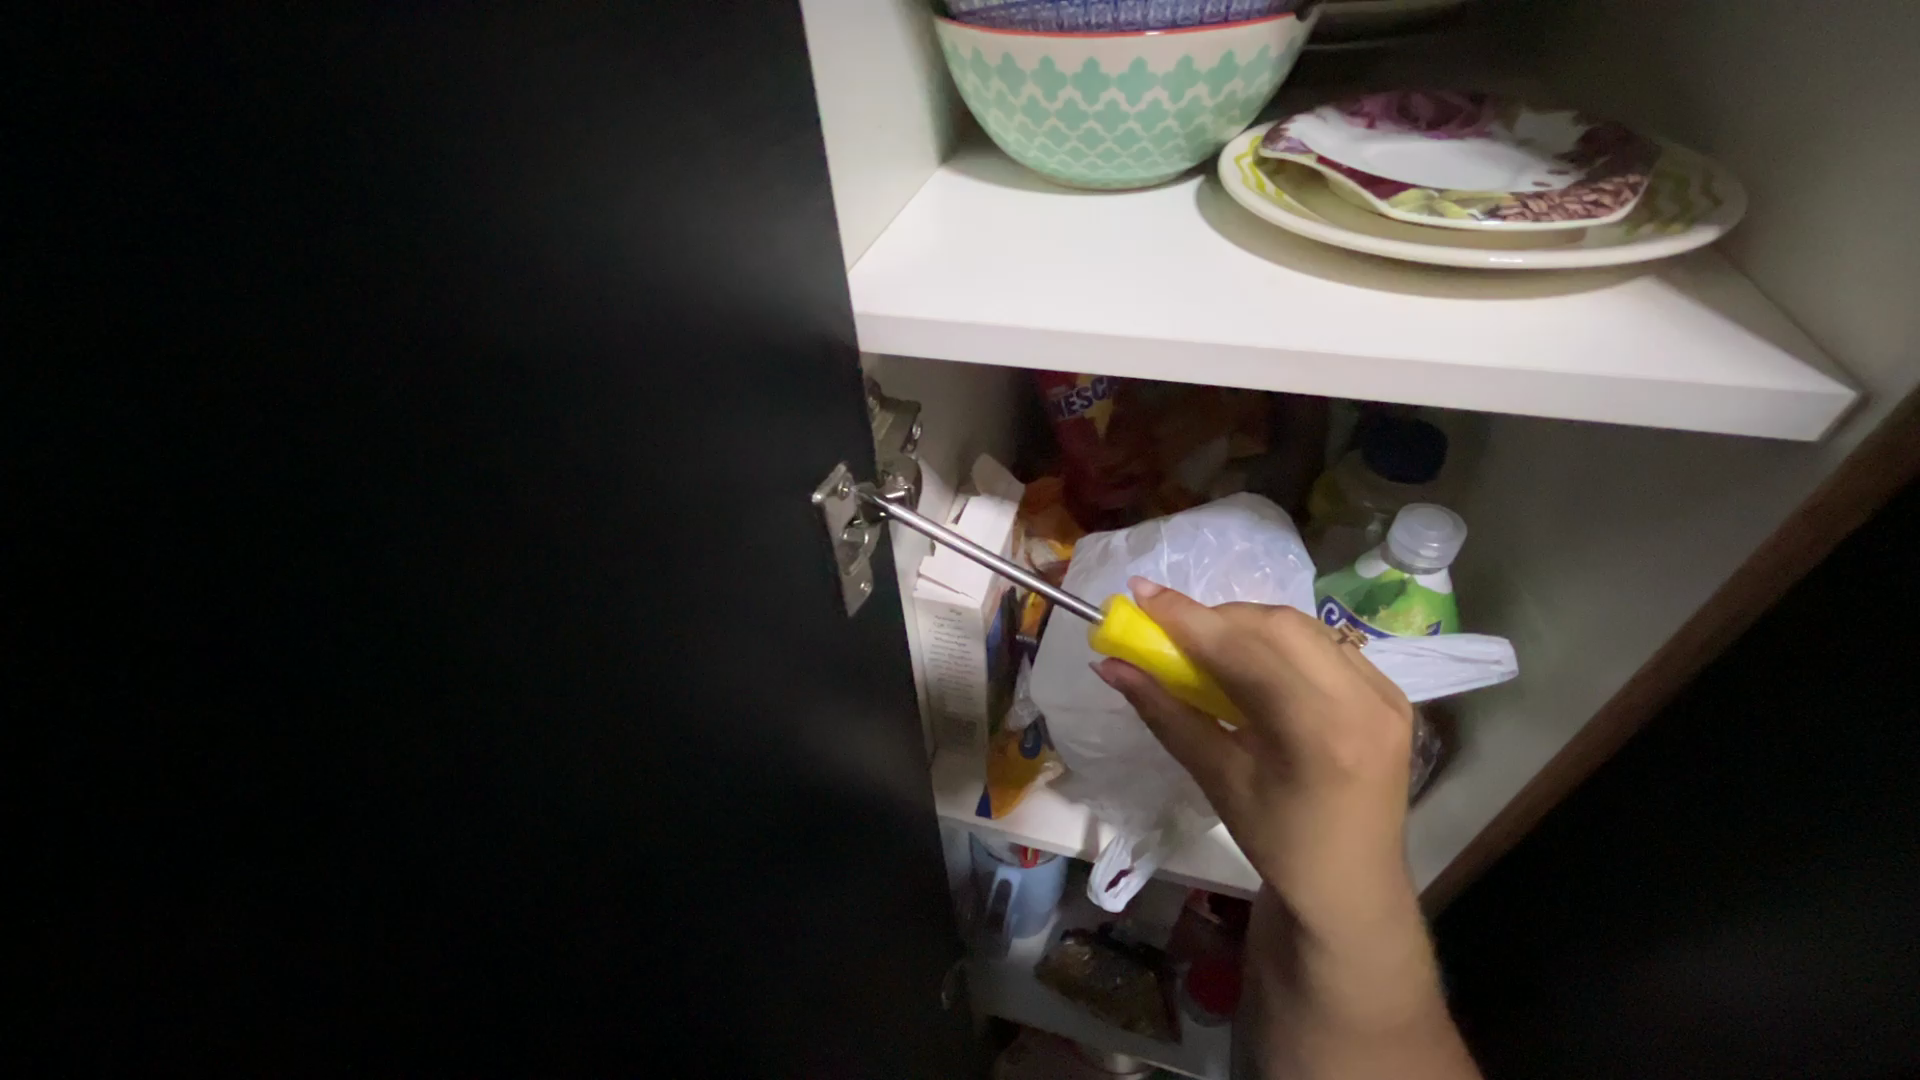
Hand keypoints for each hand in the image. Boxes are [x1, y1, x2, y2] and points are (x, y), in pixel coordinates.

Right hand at [1092, 576, 1417, 930]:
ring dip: (1245, 624)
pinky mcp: (1391, 691)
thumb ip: (1164, 712)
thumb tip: (1110, 665)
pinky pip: (1324, 643)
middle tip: (1171, 630)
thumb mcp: (1215, 777)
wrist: (1352, 884)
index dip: (1186, 617)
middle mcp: (1362, 699)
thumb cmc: (1276, 841)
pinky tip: (1253, 661)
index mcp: (1319, 731)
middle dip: (1215, 617)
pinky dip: (1277, 639)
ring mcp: (1385, 692)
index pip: (1243, 650)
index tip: (1139, 593)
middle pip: (1277, 624)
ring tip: (1207, 646)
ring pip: (1301, 626)